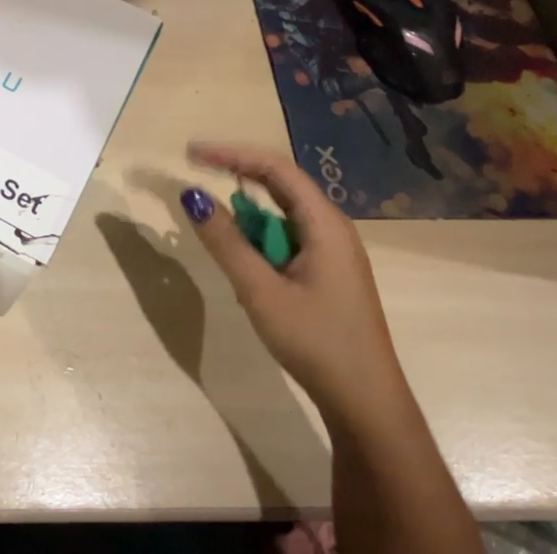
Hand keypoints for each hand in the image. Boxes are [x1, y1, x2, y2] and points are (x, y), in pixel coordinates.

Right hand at [177, 142, 404, 422]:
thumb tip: (191, 195)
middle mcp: (332, 229)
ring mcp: (332, 253)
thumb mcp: (261, 291)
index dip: (231, 154)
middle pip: (280, 185)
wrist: (365, 402)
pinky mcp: (327, 275)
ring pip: (281, 215)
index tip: (190, 153)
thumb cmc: (316, 342)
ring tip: (213, 225)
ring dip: (246, 214)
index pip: (275, 168)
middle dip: (236, 175)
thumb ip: (226, 242)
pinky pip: (287, 239)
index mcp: (325, 224)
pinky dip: (258, 239)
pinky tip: (243, 261)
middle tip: (194, 171)